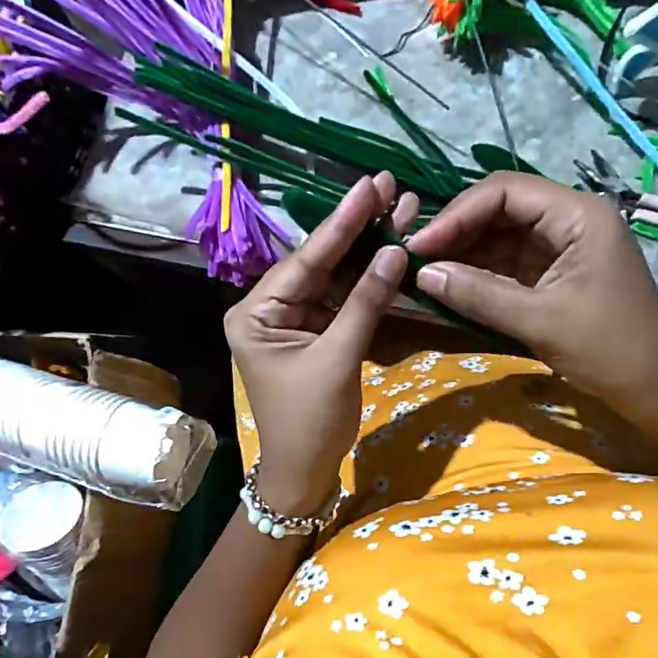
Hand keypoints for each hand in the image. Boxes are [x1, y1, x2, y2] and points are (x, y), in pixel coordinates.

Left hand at [226, 173, 415, 516]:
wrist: (306, 472)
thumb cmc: (311, 421)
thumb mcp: (337, 359)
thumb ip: (365, 303)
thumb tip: (394, 252)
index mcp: (255, 312)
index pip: (306, 260)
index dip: (342, 223)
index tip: (371, 186)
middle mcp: (269, 308)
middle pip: (320, 262)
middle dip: (357, 229)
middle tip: (392, 187)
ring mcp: (293, 320)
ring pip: (335, 279)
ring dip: (368, 251)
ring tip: (402, 211)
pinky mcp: (315, 333)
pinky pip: (343, 301)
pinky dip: (368, 283)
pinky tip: (392, 253)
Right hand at [404, 173, 657, 412]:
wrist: (651, 387)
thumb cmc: (605, 349)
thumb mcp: (538, 320)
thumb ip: (478, 293)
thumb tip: (421, 274)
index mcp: (578, 214)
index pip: (505, 192)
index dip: (457, 214)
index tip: (419, 244)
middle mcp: (571, 218)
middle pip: (501, 209)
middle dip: (457, 231)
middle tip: (414, 257)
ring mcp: (564, 246)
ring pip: (502, 236)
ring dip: (464, 252)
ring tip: (423, 269)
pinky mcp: (556, 272)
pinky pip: (510, 262)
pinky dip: (481, 272)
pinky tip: (449, 282)